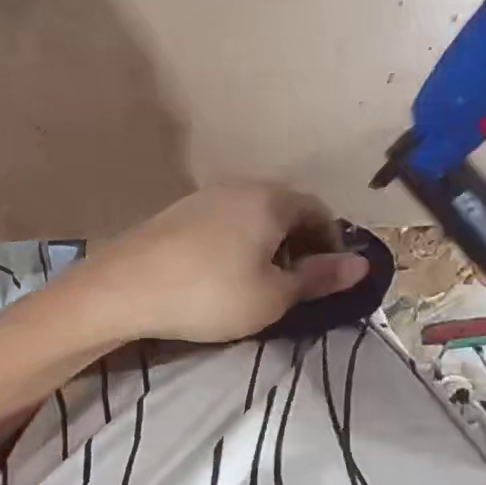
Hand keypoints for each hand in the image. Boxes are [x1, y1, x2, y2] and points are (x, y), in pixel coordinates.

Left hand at [63, 186, 370, 343]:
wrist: (124, 288)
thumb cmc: (210, 294)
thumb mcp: (272, 296)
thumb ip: (317, 278)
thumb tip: (362, 265)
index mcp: (271, 200)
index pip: (318, 211)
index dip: (331, 243)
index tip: (328, 277)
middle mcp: (238, 187)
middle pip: (283, 210)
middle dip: (298, 244)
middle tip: (295, 284)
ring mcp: (201, 198)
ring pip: (249, 217)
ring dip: (264, 245)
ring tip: (258, 283)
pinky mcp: (174, 215)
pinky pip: (220, 225)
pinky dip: (233, 246)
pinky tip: (218, 276)